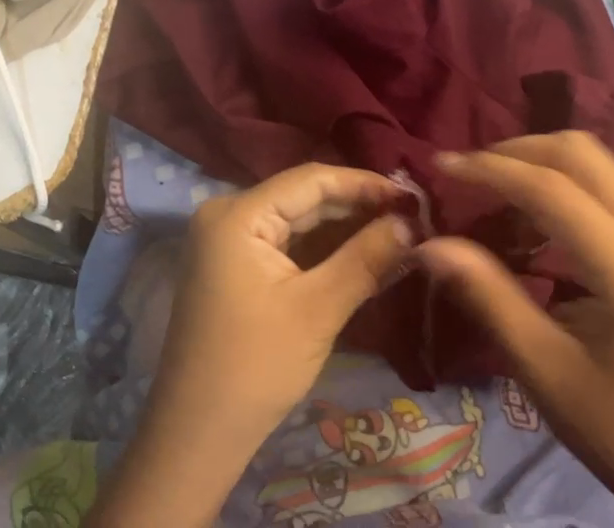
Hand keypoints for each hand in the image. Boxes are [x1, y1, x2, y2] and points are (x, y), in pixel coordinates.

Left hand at [89, 164, 412, 527]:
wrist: (198, 434)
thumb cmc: (256, 366)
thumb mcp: (318, 309)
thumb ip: (366, 257)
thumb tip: (412, 222)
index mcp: (237, 214)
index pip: (311, 180)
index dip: (365, 184)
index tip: (414, 196)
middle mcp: (228, 215)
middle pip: (304, 198)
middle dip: (359, 208)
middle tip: (415, 218)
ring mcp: (228, 243)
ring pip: (299, 222)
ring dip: (346, 230)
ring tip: (401, 235)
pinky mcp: (235, 269)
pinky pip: (287, 246)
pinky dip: (325, 252)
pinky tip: (366, 256)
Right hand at [418, 132, 613, 527]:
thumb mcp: (542, 368)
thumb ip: (488, 296)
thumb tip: (430, 243)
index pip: (554, 190)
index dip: (491, 170)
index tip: (439, 167)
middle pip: (581, 154)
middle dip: (515, 151)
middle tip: (465, 173)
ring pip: (596, 162)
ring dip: (537, 161)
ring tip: (488, 188)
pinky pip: (607, 185)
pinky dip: (560, 181)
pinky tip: (528, 213)